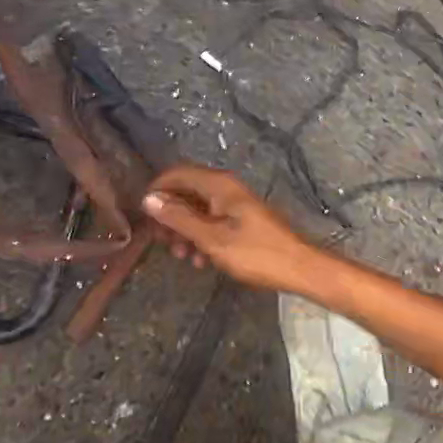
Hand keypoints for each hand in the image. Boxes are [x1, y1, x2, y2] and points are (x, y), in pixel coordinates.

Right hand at [141, 165, 319, 290]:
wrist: (298, 268)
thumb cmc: (255, 253)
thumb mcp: (212, 238)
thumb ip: (179, 218)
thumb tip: (149, 200)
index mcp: (218, 184)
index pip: (177, 173)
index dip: (157, 190)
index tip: (143, 215)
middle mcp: (225, 187)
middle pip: (186, 190)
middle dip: (169, 214)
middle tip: (160, 241)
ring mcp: (234, 203)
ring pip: (197, 208)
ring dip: (184, 229)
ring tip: (180, 255)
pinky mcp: (240, 219)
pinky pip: (211, 220)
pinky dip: (201, 236)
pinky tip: (200, 260)